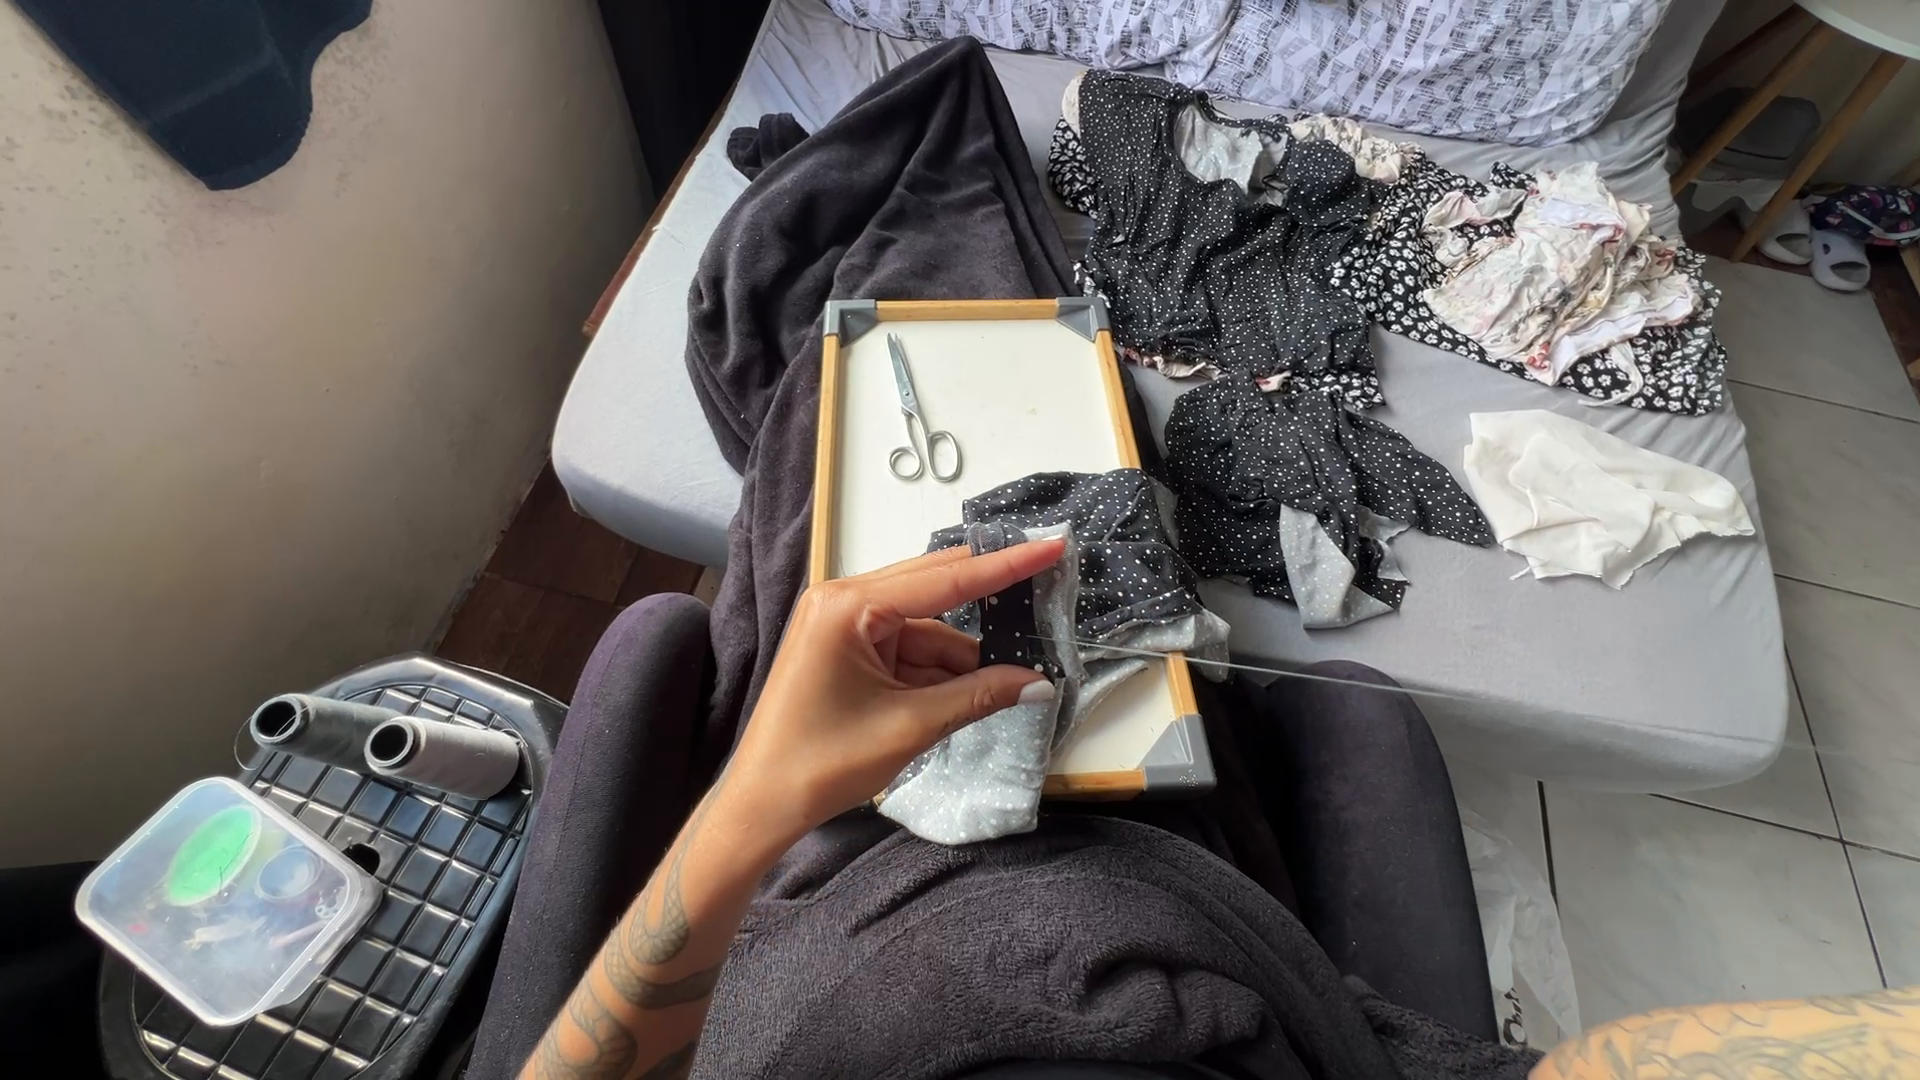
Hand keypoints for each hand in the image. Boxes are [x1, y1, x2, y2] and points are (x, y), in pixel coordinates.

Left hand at [723, 539, 1064, 846]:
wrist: (762, 805)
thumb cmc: (822, 763)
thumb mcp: (910, 727)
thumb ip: (978, 696)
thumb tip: (1039, 683)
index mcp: (849, 606)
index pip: (945, 580)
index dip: (1004, 566)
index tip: (1050, 545)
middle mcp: (843, 600)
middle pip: (935, 590)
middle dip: (987, 603)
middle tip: (1043, 593)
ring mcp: (843, 623)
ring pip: (925, 625)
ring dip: (962, 656)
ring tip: (1010, 678)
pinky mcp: (847, 647)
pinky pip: (907, 646)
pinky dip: (937, 669)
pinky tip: (969, 691)